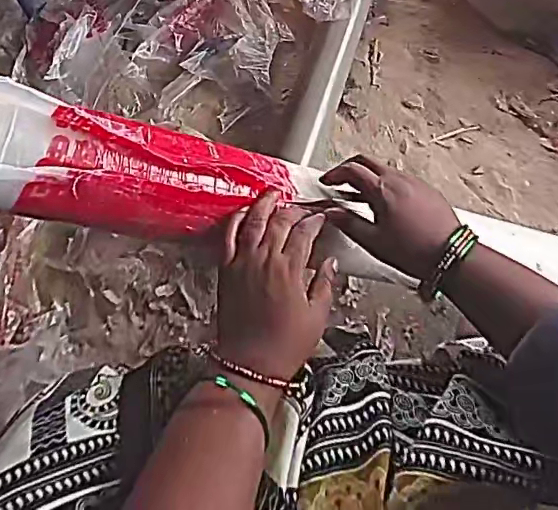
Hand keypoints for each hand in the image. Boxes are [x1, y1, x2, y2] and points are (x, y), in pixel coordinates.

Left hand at [215, 193, 335, 385]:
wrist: (251, 362)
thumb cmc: (284, 345)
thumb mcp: (317, 317)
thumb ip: (324, 285)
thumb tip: (330, 264)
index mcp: (290, 270)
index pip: (304, 232)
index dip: (313, 221)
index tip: (319, 218)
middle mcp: (265, 259)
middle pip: (280, 221)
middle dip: (293, 209)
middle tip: (301, 207)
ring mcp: (243, 261)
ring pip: (253, 220)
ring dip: (264, 204)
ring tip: (272, 194)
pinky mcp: (227, 267)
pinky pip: (230, 234)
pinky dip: (237, 219)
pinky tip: (244, 212)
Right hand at [322, 155, 460, 280]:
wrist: (454, 258)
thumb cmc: (417, 252)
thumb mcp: (374, 240)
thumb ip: (348, 222)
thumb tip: (331, 213)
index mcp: (382, 189)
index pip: (351, 169)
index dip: (334, 174)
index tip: (327, 181)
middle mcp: (399, 180)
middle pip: (366, 162)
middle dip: (349, 169)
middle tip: (339, 181)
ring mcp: (415, 184)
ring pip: (384, 170)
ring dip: (369, 178)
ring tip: (362, 197)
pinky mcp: (428, 191)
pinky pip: (401, 180)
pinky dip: (387, 185)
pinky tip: (386, 204)